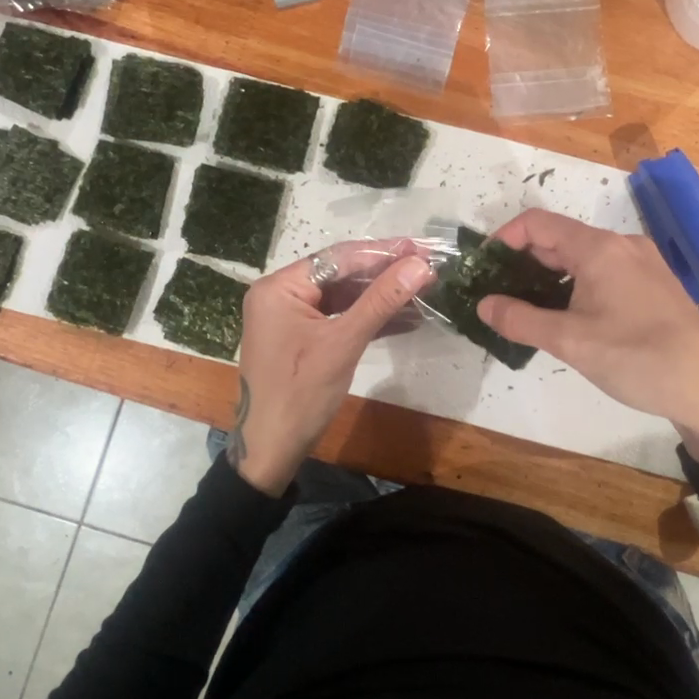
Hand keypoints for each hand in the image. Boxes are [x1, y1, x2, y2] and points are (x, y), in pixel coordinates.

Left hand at [230, 241, 435, 494]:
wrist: (270, 449)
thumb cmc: (301, 394)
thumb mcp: (343, 344)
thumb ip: (381, 301)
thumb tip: (420, 266)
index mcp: (279, 287)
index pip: (338, 258)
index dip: (383, 253)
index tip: (422, 249)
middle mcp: (280, 293)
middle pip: (340, 274)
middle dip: (384, 274)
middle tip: (428, 268)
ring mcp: (289, 316)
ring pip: (342, 296)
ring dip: (380, 297)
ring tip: (423, 290)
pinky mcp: (300, 336)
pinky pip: (337, 317)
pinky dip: (366, 318)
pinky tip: (404, 318)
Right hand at [476, 209, 698, 472]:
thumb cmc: (637, 359)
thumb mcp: (570, 342)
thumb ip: (520, 319)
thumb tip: (483, 304)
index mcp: (600, 249)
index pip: (538, 223)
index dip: (504, 239)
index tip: (482, 269)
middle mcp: (622, 245)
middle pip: (559, 239)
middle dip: (522, 261)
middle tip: (495, 294)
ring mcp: (642, 264)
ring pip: (581, 258)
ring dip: (548, 276)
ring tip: (523, 308)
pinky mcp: (653, 285)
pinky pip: (603, 273)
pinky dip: (574, 285)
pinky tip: (564, 316)